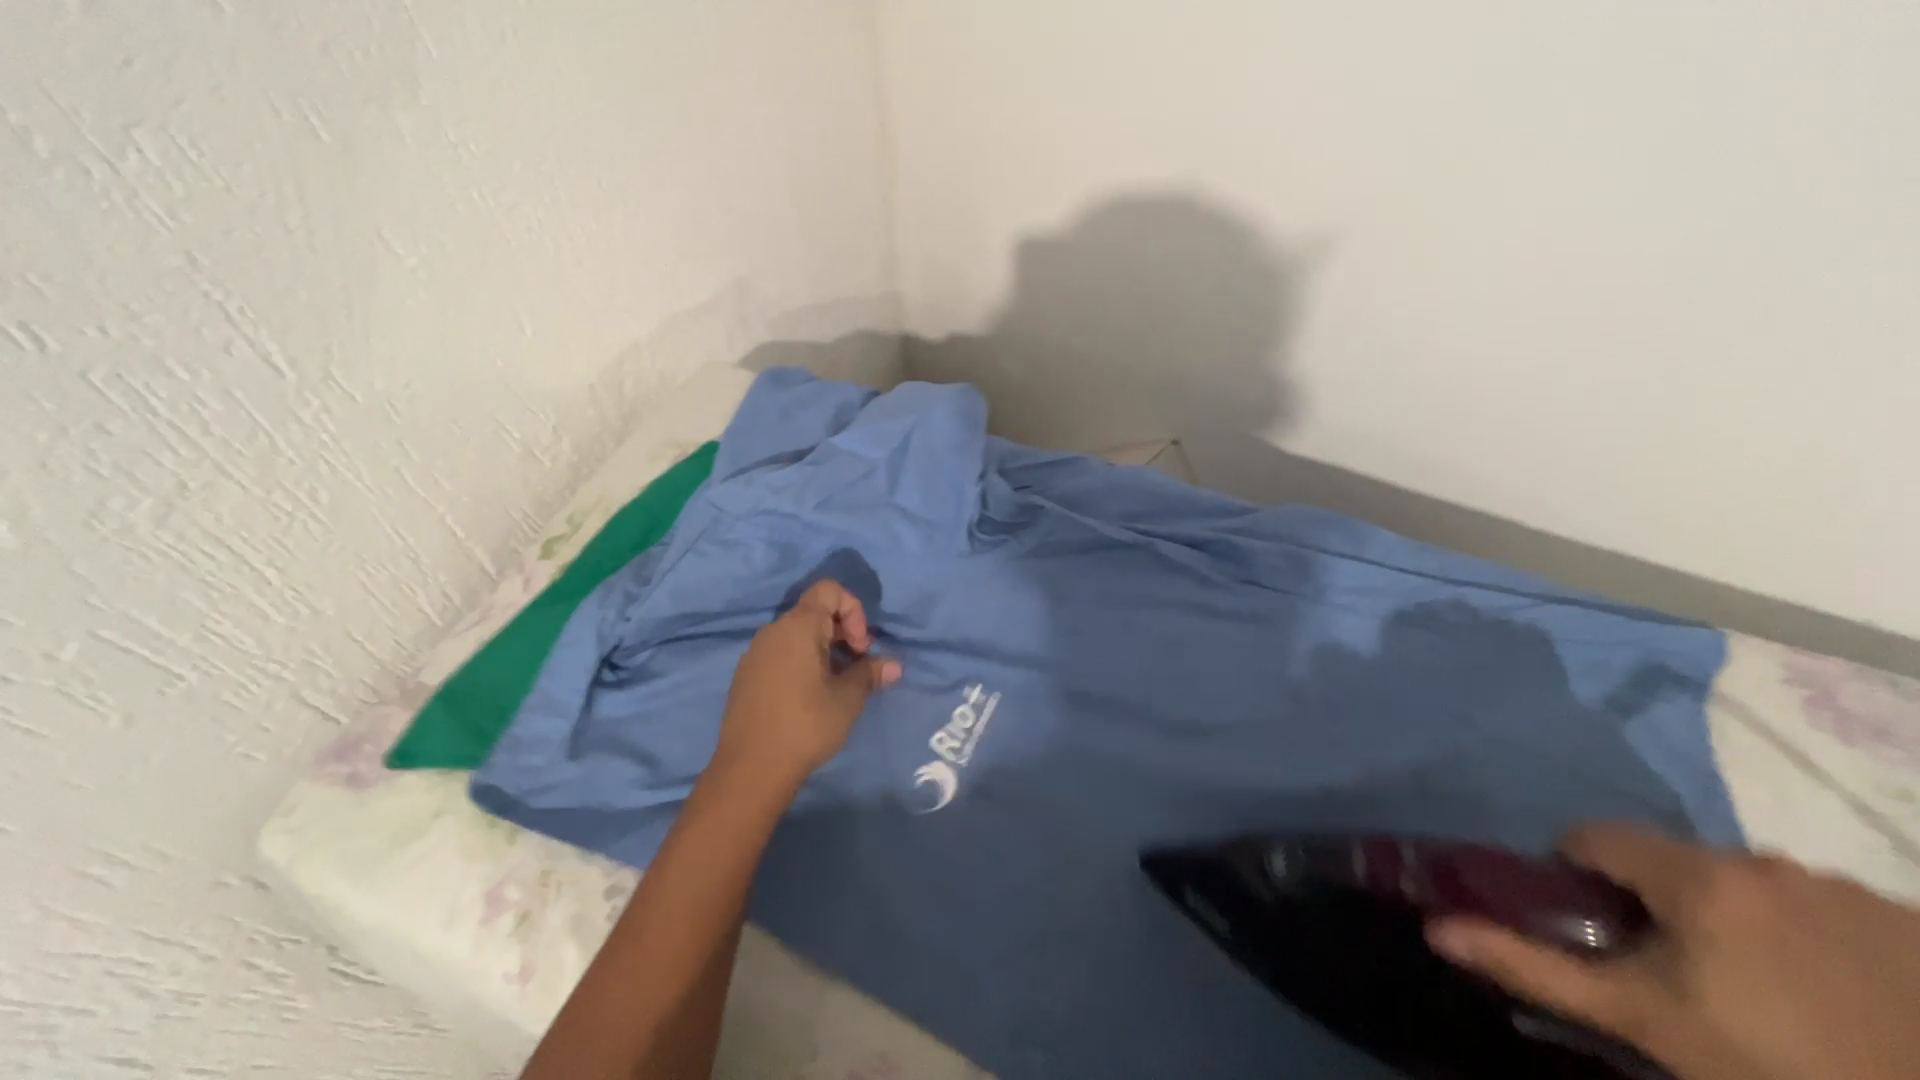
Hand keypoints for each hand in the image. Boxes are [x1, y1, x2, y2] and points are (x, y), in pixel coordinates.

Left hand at [709, 579, 900, 788]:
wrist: (751, 767)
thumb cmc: (806, 725)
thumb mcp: (848, 699)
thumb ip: (870, 674)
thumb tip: (894, 666)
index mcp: (798, 627)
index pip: (829, 590)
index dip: (853, 610)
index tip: (860, 647)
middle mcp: (773, 631)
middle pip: (814, 612)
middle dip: (843, 633)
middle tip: (857, 669)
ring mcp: (755, 654)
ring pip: (797, 636)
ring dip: (824, 651)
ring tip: (837, 687)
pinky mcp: (746, 676)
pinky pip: (781, 655)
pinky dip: (802, 664)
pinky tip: (810, 699)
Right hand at [1428, 824, 1919, 1079]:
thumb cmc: (1766, 1060)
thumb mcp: (1641, 1021)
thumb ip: (1535, 966)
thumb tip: (1436, 926)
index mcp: (1697, 875)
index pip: (1596, 837)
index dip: (1573, 873)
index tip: (1586, 926)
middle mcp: (1766, 858)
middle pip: (1671, 861)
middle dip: (1652, 902)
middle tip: (1664, 971)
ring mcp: (1845, 886)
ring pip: (1745, 883)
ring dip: (1727, 916)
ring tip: (1750, 990)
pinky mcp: (1905, 920)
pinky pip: (1819, 906)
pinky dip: (1799, 933)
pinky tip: (1822, 994)